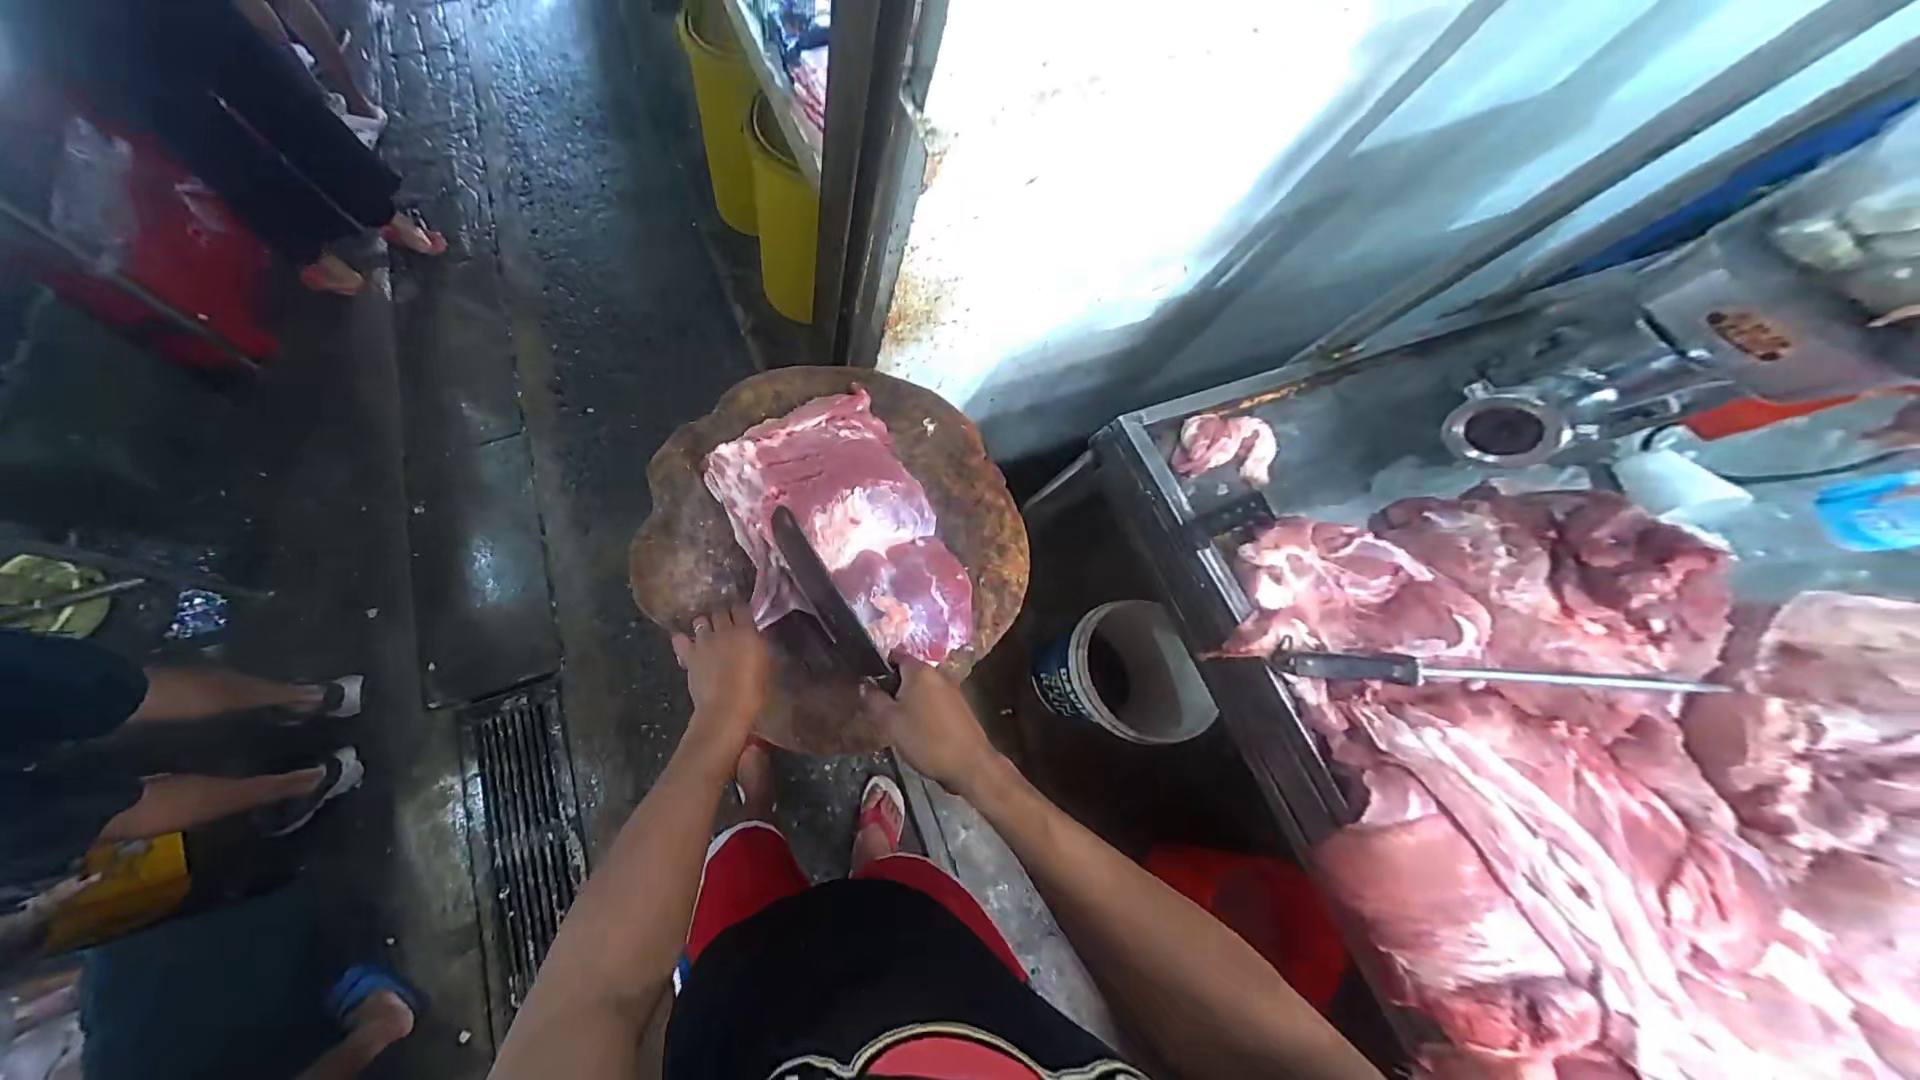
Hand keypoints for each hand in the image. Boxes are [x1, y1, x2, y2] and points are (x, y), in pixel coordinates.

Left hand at [672, 605, 769, 769]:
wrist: (726, 707)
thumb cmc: (753, 689)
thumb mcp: (765, 663)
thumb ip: (757, 644)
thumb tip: (754, 636)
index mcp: (746, 631)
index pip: (741, 608)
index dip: (740, 610)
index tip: (743, 616)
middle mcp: (723, 631)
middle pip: (719, 611)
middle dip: (723, 616)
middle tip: (726, 625)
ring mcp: (703, 641)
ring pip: (700, 621)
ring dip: (704, 625)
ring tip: (708, 634)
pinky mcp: (689, 654)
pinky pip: (680, 638)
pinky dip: (682, 639)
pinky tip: (687, 644)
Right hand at [867, 660, 1004, 797]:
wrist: (970, 763)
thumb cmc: (926, 739)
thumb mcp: (890, 722)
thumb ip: (874, 700)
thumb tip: (864, 685)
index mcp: (921, 671)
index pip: (896, 656)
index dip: (880, 667)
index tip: (870, 684)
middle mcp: (939, 674)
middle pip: (910, 674)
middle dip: (895, 688)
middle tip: (882, 710)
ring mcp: (953, 690)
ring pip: (923, 690)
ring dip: (910, 702)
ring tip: (899, 724)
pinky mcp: (961, 707)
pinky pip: (936, 702)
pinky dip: (925, 711)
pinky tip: (920, 731)